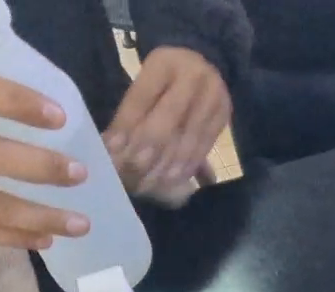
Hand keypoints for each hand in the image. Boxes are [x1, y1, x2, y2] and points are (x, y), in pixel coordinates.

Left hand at [104, 47, 231, 188]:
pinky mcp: (223, 118)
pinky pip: (203, 149)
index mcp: (164, 63)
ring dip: (166, 166)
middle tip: (132, 175)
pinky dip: (185, 168)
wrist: (206, 68)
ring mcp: (212, 97)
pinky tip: (171, 181)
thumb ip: (132, 113)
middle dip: (147, 152)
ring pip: (186, 140)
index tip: (113, 155)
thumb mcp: (146, 86)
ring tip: (149, 184)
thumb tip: (110, 147)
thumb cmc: (167, 81)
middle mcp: (192, 76)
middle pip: (166, 122)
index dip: (127, 130)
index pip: (141, 100)